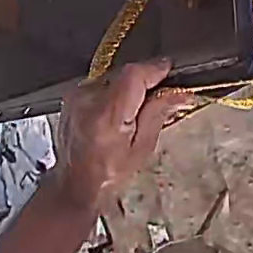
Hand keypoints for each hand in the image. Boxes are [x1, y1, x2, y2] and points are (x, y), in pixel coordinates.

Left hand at [55, 59, 185, 211]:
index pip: (132, 77)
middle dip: (145, 81)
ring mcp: (76, 97)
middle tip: (158, 97)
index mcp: (107, 118)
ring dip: (129, 87)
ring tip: (133, 111)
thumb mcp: (142, 148)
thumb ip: (159, 114)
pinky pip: (102, 82)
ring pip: (114, 76)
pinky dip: (114, 91)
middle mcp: (87, 102)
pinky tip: (116, 113)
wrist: (76, 183)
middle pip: (125, 74)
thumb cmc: (109, 173)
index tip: (169, 69)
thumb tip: (180, 91)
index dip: (153, 69)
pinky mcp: (72, 95)